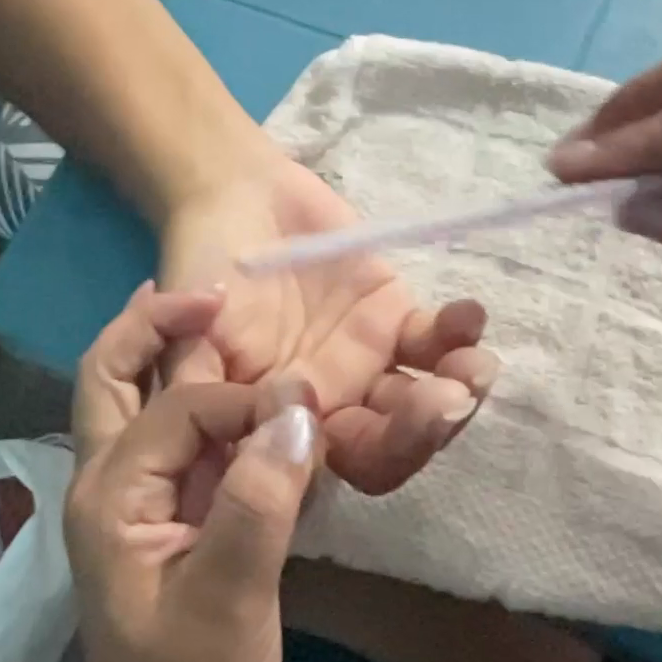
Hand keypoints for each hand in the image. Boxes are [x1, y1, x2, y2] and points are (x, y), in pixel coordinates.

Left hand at [66, 282, 319, 661]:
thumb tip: (297, 412)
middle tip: (206, 290)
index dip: (246, 400)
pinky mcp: (160, 508)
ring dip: (161, 348)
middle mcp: (108, 479)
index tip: (309, 409)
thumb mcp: (228, 604)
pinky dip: (192, 394)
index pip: (180, 410)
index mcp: (112, 495)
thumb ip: (258, 506)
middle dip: (149, 325)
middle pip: (108, 376)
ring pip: (130, 396)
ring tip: (207, 308)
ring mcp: (130, 492)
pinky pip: (168, 432)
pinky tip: (234, 383)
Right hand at [159, 156, 498, 493]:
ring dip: (459, 391)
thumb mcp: (187, 335)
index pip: (333, 464)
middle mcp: (331, 404)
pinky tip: (467, 315)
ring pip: (426, 400)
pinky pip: (438, 341)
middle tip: (448, 401)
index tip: (382, 425)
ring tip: (474, 365)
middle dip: (425, 432)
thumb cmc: (203, 267)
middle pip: (391, 444)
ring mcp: (368, 364)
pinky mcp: (396, 319)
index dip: (365, 457)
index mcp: (281, 421)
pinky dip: (460, 334)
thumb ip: (206, 395)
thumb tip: (238, 453)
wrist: (234, 197)